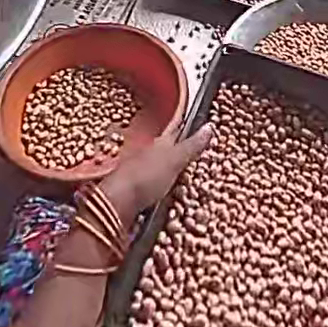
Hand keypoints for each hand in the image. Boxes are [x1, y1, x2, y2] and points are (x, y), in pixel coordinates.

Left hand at [98, 124, 212, 223]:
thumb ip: (191, 145)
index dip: (187, 127)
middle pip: (169, 147)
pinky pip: (156, 183)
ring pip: (161, 165)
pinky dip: (164, 186)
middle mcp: (150, 153)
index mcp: (160, 142)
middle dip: (181, 147)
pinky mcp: (137, 189)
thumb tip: (209, 126)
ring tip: (188, 175)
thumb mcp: (174, 160)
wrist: (117, 201)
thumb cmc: (147, 176)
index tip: (199, 125)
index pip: (177, 129)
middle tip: (197, 151)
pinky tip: (170, 193)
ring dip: (172, 168)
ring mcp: (142, 171)